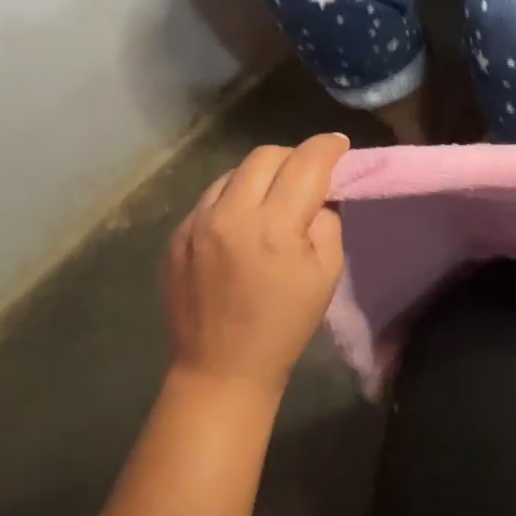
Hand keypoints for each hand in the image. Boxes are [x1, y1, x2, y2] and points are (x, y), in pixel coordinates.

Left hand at [163, 134, 349, 391]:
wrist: (221, 370)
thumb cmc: (285, 324)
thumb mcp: (327, 272)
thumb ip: (327, 221)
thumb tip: (318, 194)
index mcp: (274, 227)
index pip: (306, 162)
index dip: (328, 147)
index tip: (340, 146)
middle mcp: (230, 214)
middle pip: (266, 155)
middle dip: (294, 157)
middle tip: (309, 176)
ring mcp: (195, 224)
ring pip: (235, 172)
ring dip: (261, 176)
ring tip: (273, 199)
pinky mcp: (176, 236)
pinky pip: (211, 198)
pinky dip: (234, 199)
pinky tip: (243, 225)